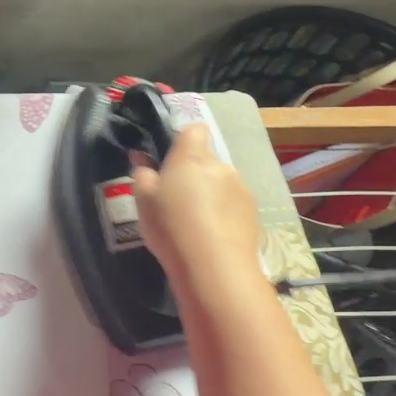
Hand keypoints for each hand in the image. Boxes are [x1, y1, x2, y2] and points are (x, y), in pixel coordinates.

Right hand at [130, 123, 263, 300]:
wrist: (213, 266)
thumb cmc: (170, 225)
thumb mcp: (142, 199)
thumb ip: (143, 174)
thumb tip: (143, 161)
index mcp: (192, 157)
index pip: (194, 129)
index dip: (183, 140)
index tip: (170, 160)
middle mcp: (221, 166)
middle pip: (207, 161)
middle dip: (194, 174)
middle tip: (176, 199)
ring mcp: (242, 189)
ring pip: (221, 184)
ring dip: (210, 195)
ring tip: (195, 223)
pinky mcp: (253, 213)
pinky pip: (233, 205)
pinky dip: (223, 214)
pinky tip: (211, 236)